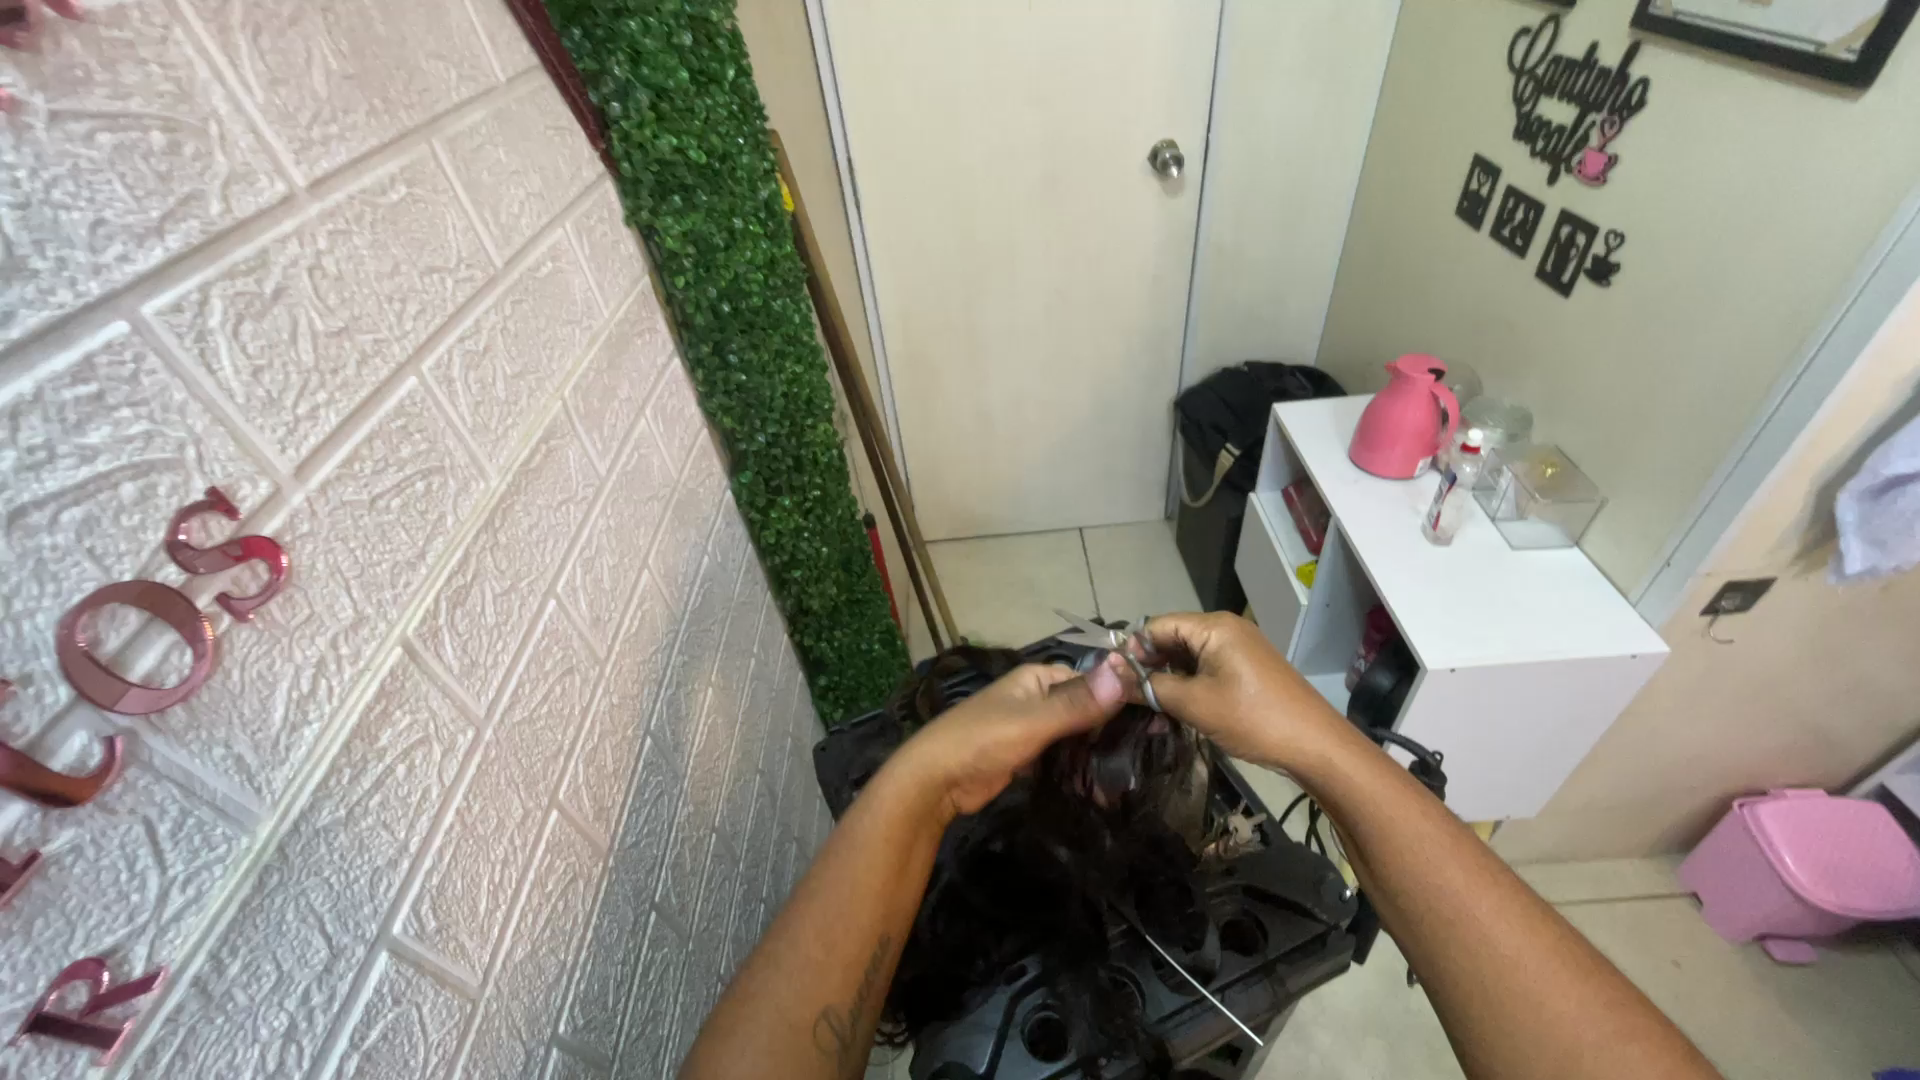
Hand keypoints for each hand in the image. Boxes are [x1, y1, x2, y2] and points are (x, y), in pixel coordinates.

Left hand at [879, 662, 1125, 822]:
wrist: (936, 780)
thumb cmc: (982, 740)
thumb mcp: (1034, 721)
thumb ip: (1078, 702)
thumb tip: (1126, 671)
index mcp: (1038, 678)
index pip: (1091, 681)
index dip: (1121, 698)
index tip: (1156, 720)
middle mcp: (1036, 697)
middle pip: (1084, 709)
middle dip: (1110, 731)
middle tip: (1148, 755)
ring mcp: (1031, 728)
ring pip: (1074, 735)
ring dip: (1095, 753)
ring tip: (1129, 776)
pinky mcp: (1026, 756)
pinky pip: (1061, 757)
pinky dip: (1077, 768)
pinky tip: (1101, 787)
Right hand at [1112, 611, 1346, 768]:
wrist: (1315, 746)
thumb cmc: (1251, 718)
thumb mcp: (1193, 703)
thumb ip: (1150, 685)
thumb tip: (1110, 671)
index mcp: (1213, 626)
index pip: (1156, 626)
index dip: (1133, 650)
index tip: (1116, 681)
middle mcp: (1226, 628)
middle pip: (1172, 638)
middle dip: (1149, 666)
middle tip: (1130, 698)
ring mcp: (1239, 648)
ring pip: (1188, 656)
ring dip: (1168, 679)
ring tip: (1150, 708)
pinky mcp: (1246, 668)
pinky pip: (1206, 667)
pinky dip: (1188, 684)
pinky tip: (1177, 708)